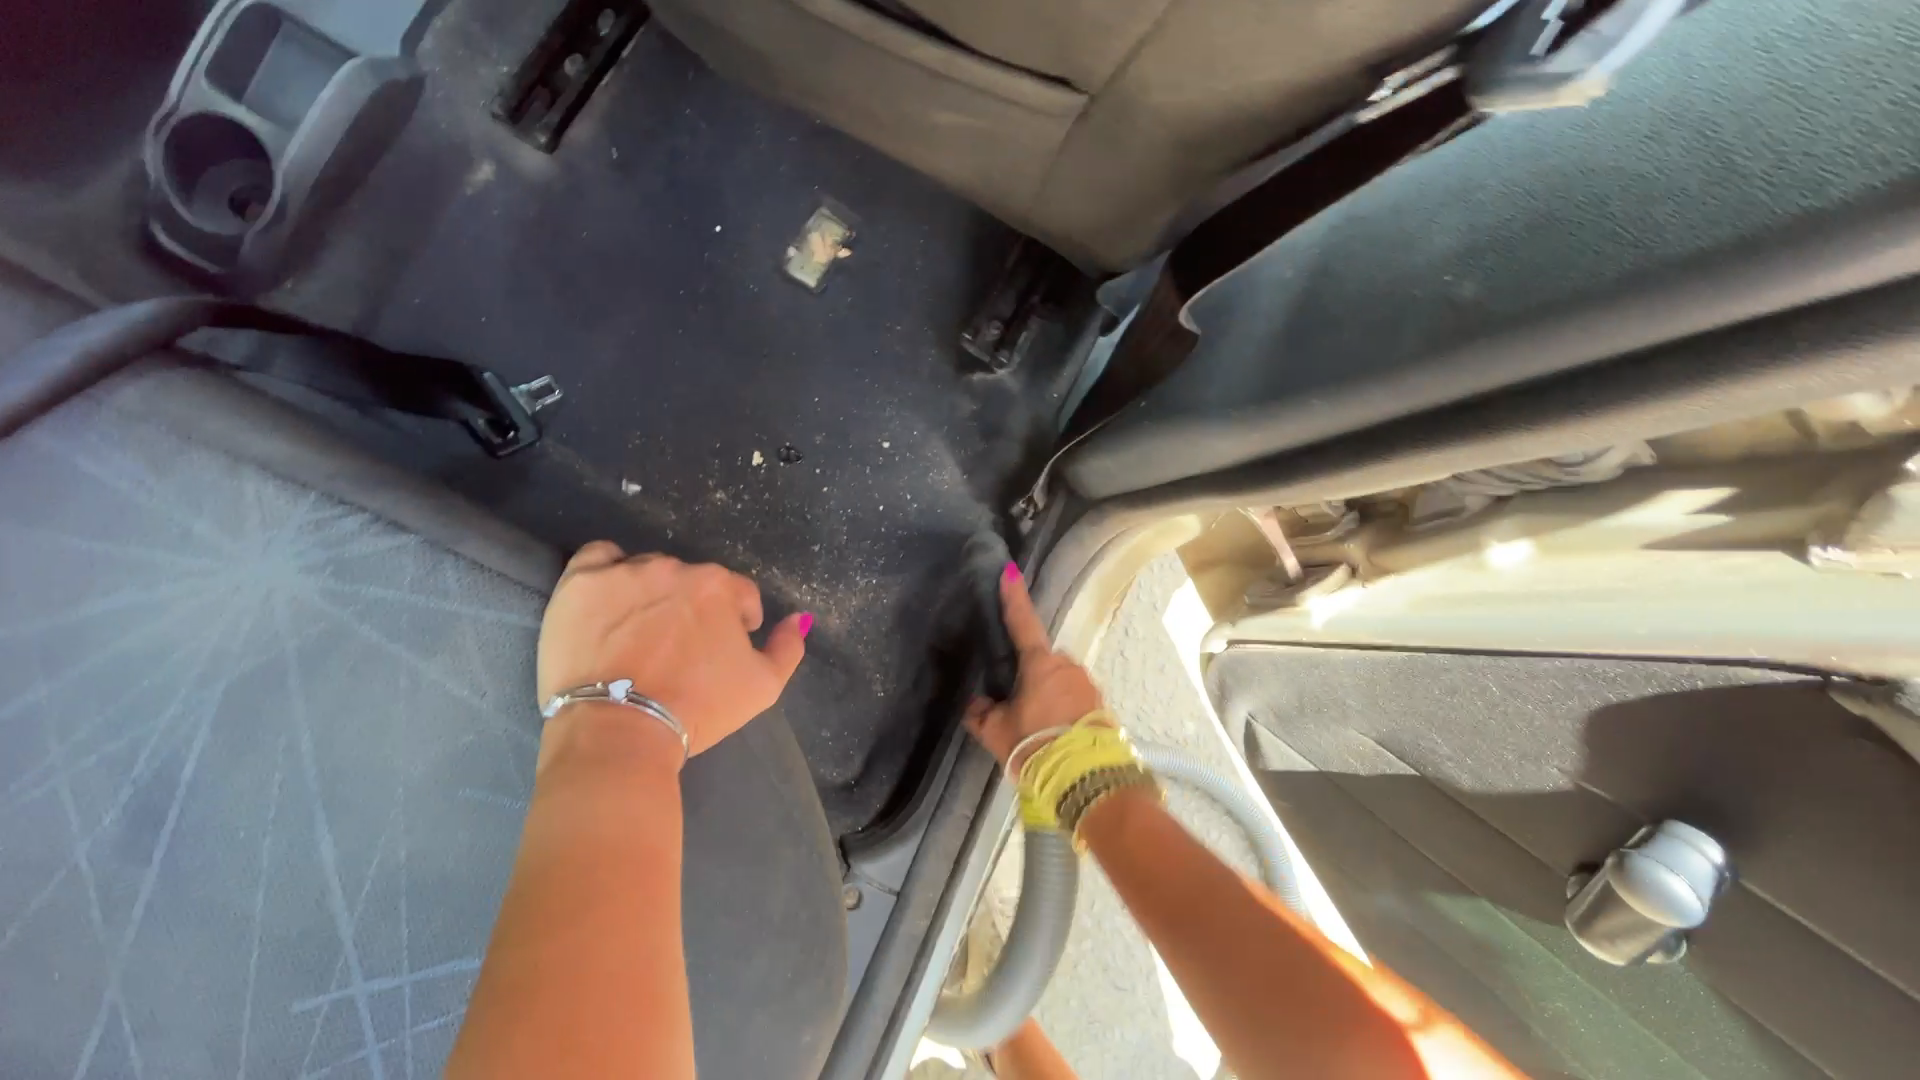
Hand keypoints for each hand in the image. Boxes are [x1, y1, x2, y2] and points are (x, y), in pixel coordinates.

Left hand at [537, 543, 810, 756]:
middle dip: (690, 609)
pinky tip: (607, 600)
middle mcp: (675, 569)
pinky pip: (599, 558)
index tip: (721, 651)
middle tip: (677, 649)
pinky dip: (607, 572)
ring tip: (636, 634)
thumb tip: (799, 619)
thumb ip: (788, 647)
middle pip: (691, 582)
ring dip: (649, 595)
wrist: (618, 731)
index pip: (739, 594)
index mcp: (720, 587)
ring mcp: (624, 572)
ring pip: (646, 572)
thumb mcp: (763, 687)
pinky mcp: (579, 583)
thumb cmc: (697, 709)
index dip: (736, 623)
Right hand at [963, 563, 1104, 770]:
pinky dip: (1065, 711)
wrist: (1085, 780)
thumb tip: (975, 705)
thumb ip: (982, 715)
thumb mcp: (997, 733)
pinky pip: (1076, 700)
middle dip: (1032, 677)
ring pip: (1061, 682)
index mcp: (1040, 664)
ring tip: (1039, 731)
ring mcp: (1089, 685)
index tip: (1010, 572)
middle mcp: (1068, 666)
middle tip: (1019, 708)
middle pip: (1043, 662)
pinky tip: (1056, 736)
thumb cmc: (1035, 746)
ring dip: (1050, 697)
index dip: (1013, 598)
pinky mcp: (1102, 706)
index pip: (1022, 623)